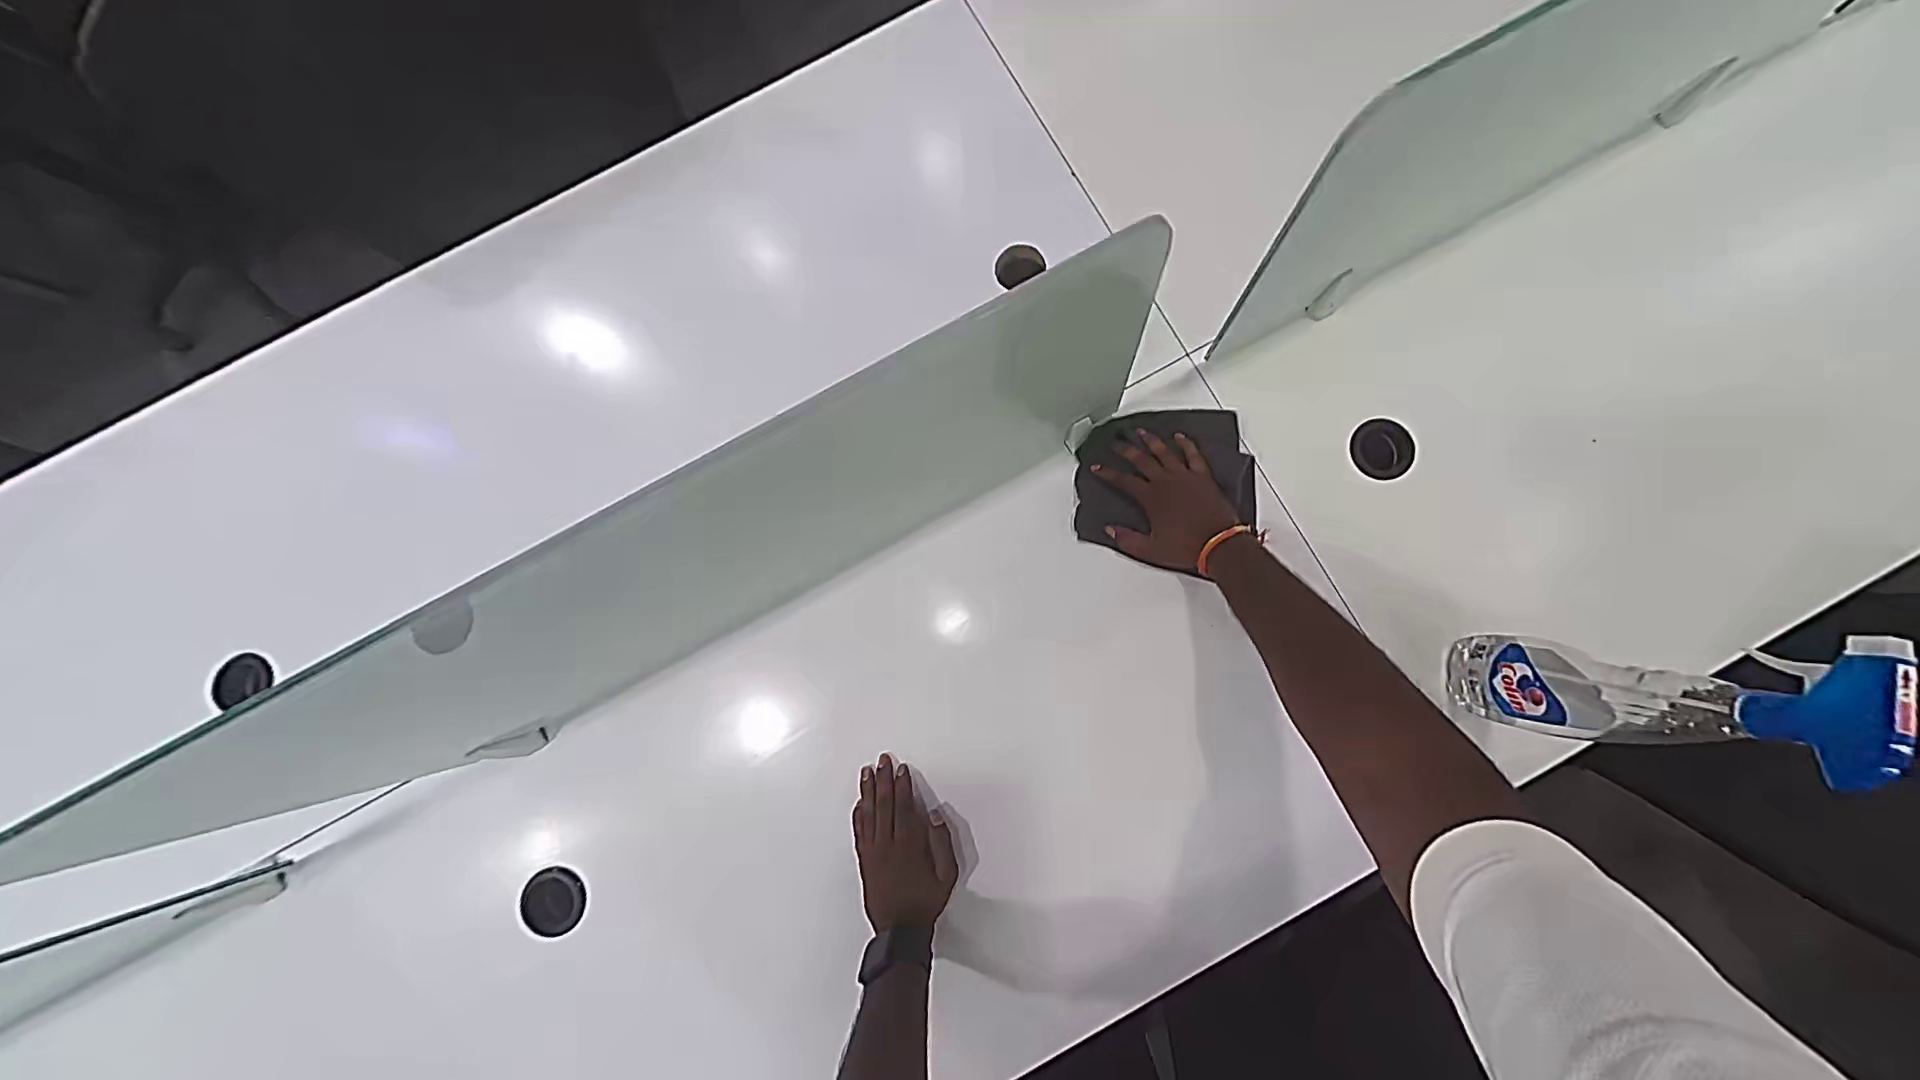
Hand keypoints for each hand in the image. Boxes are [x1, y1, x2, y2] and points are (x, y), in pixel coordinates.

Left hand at [853, 753, 957, 931]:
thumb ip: (942, 843)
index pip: (904, 806)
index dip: (903, 785)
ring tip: (867, 773)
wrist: (900, 931)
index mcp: (909, 845)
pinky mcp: (865, 861)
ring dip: (868, 790)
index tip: (902, 769)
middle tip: (883, 761)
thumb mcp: (946, 875)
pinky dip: (858, 815)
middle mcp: (888, 844)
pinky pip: (860, 832)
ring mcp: (874, 852)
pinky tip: (858, 803)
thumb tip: (935, 816)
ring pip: (869, 814)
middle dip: (884, 779)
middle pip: (885, 804)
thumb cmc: (925, 902)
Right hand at [1091, 429, 1241, 572]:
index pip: (1124, 481)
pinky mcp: (1203, 477)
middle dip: (1126, 450)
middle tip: (1116, 442)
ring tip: (1142, 432)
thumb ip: (1127, 538)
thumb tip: (1110, 530)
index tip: (1098, 467)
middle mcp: (1166, 482)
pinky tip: (1179, 437)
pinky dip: (1185, 444)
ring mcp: (1185, 477)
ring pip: (1164, 452)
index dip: (1108, 473)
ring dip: (1151, 440)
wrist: (1219, 544)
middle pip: (1141, 460)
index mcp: (1151, 498)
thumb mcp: (1150, 549)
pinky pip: (1193, 455)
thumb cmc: (1188, 547)